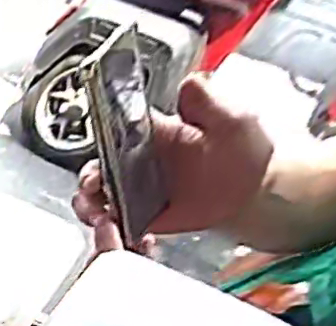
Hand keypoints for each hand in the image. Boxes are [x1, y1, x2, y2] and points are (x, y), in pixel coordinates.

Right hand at [73, 75, 273, 252]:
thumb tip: (189, 84)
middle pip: (97, 171)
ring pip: (95, 199)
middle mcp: (137, 164)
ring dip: (88, 209)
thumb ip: (209, 103)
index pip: (117, 135)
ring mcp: (133, 192)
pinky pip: (108, 223)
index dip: (101, 147)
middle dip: (87, 184)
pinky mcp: (133, 216)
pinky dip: (104, 229)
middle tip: (92, 193)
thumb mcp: (233, 120)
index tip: (99, 161)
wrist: (248, 195)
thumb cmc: (244, 153)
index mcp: (155, 136)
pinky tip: (114, 230)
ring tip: (99, 217)